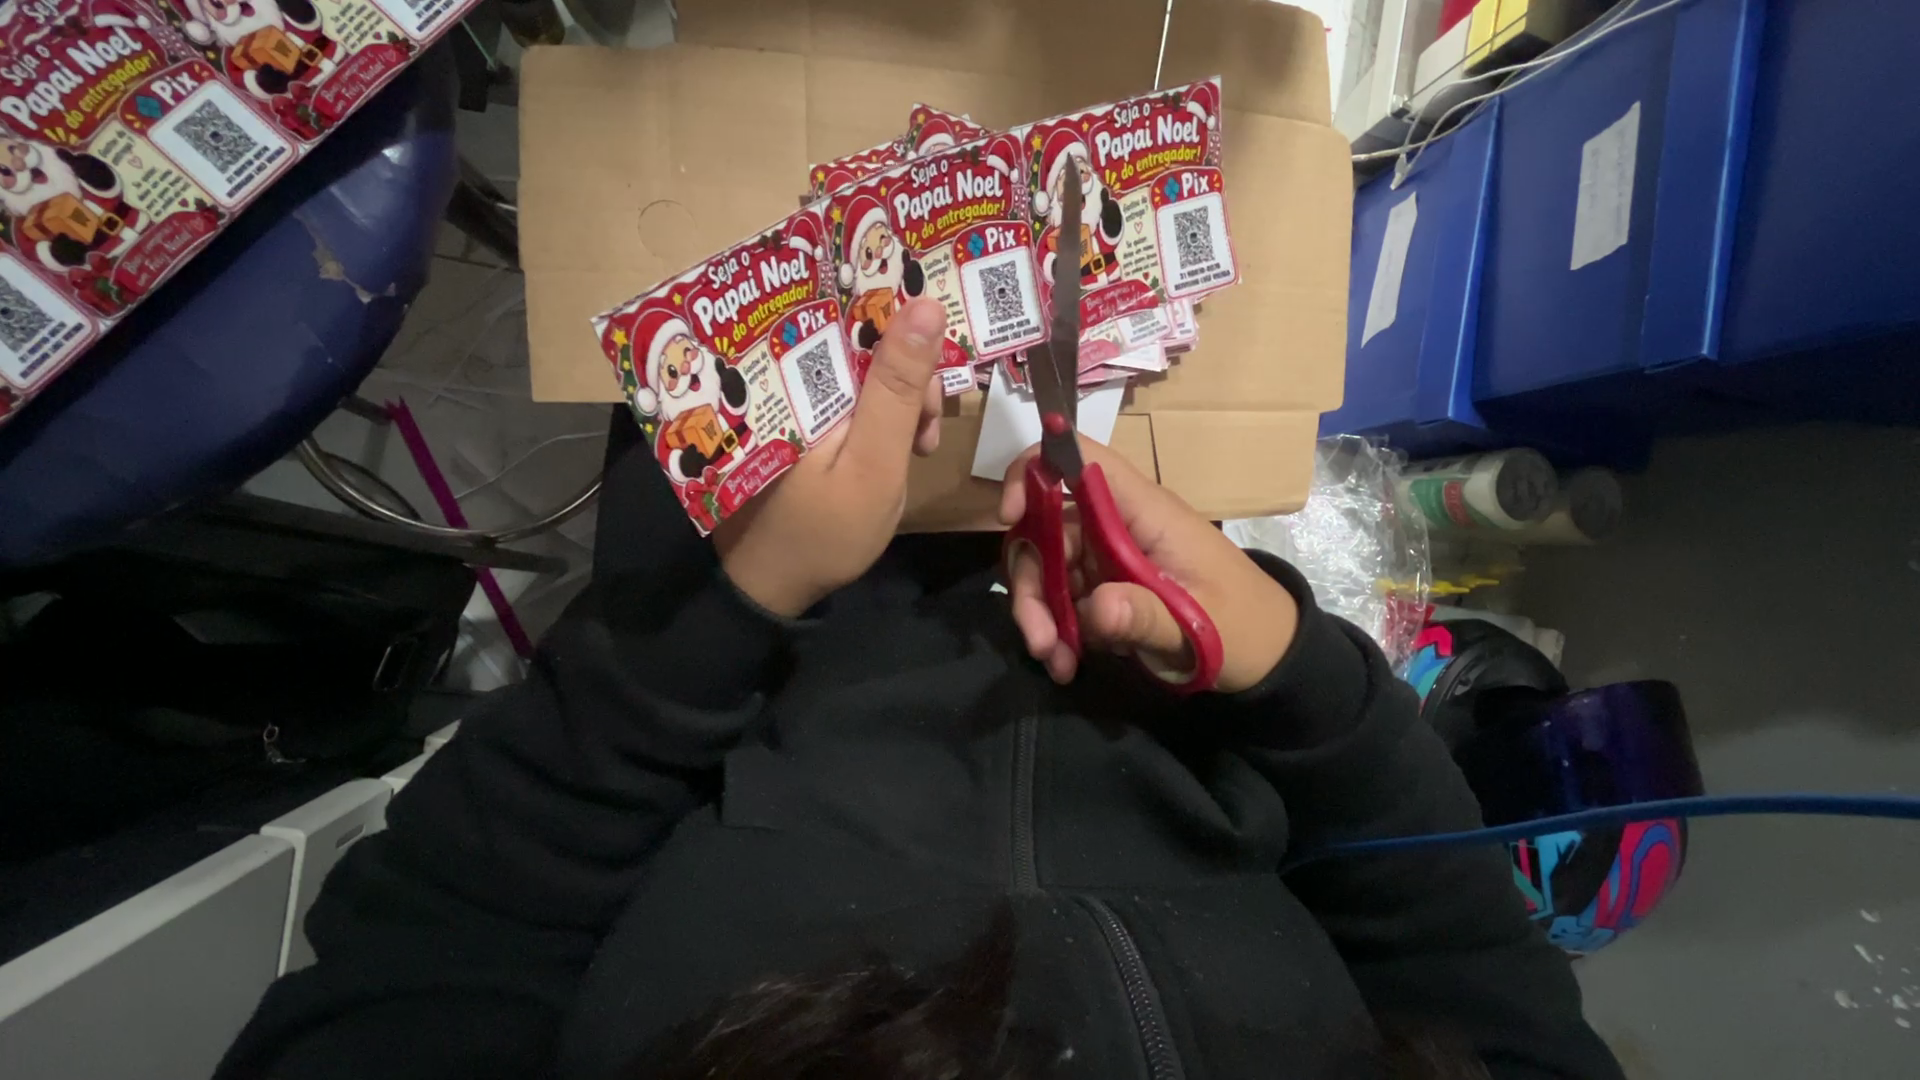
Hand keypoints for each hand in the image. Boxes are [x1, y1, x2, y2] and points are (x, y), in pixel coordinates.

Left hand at [715, 298, 946, 615]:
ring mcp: (805, 404)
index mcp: (805, 377)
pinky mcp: (813, 427)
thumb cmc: (825, 530)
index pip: (858, 314)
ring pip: (871, 376)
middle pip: (869, 344)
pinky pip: (860, 404)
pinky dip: (889, 422)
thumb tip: (925, 304)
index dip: (910, 328)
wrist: (776, 583)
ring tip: (922, 445)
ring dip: (907, 404)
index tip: (942, 371)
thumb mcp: (874, 461)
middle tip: (930, 427)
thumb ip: (897, 389)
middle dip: (914, 378)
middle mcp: (798, 378)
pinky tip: (906, 449)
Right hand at [998, 438, 1298, 693]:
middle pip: (1046, 528)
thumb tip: (1093, 610)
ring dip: (1039, 614)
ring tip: (1055, 662)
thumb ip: (1146, 617)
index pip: (1082, 461)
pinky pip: (1060, 599)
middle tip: (1038, 640)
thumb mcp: (1198, 626)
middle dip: (1030, 581)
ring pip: (1045, 568)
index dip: (1036, 471)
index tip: (1010, 515)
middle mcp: (1115, 526)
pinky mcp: (1102, 588)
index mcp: (1143, 512)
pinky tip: (1066, 665)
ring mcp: (1106, 557)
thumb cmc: (1243, 625)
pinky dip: (1055, 631)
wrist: (1268, 654)